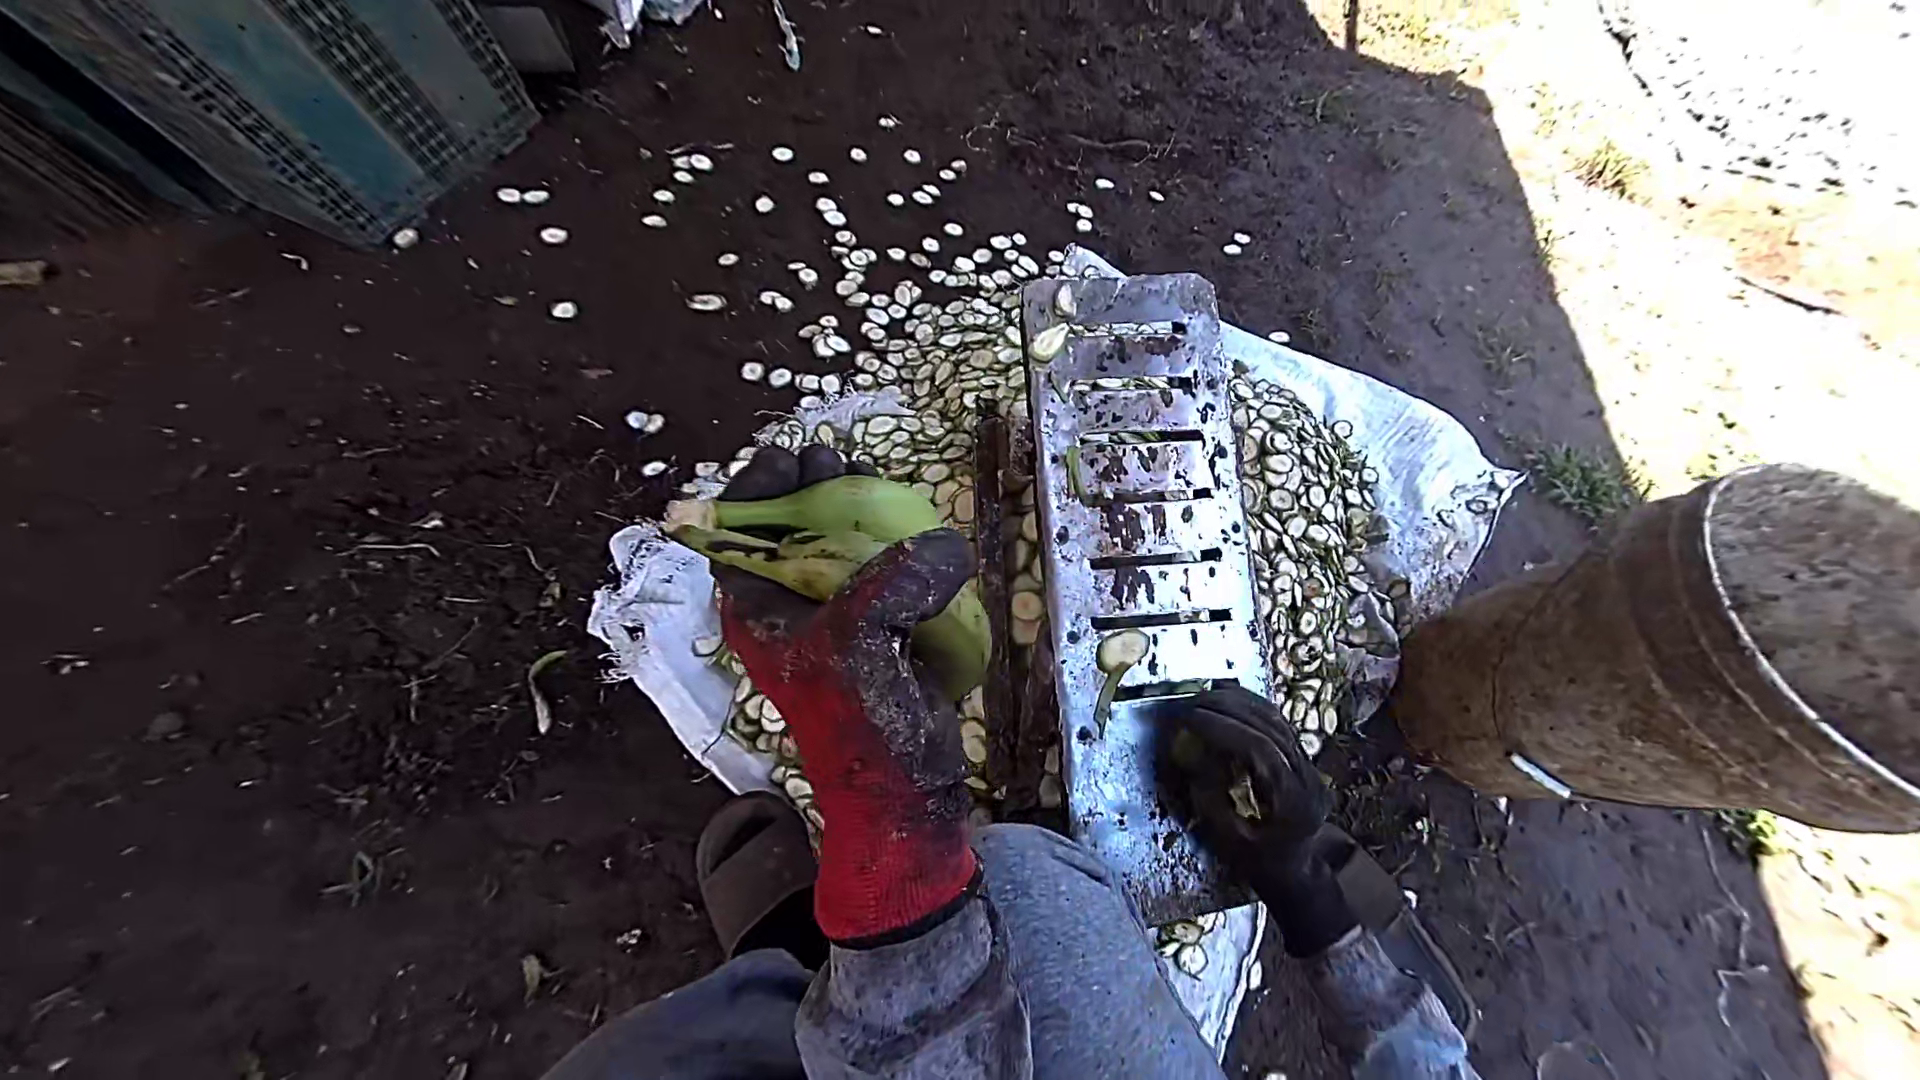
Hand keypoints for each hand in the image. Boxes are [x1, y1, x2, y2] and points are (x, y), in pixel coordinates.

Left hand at [714, 446, 979, 945]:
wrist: (903, 790)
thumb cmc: (861, 725)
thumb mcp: (859, 647)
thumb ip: (893, 584)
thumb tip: (946, 542)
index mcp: (762, 614)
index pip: (739, 537)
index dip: (756, 490)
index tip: (788, 455)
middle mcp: (791, 613)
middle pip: (788, 534)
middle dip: (807, 492)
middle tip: (831, 457)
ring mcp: (836, 621)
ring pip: (835, 549)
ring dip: (852, 513)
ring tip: (871, 481)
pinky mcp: (879, 630)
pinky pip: (879, 573)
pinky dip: (891, 546)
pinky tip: (914, 530)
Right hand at [1170, 686, 1357, 956]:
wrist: (1296, 873)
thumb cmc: (1259, 863)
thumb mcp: (1229, 841)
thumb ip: (1211, 799)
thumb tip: (1193, 757)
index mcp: (1293, 800)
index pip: (1258, 748)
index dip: (1221, 728)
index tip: (1188, 719)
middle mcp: (1306, 776)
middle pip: (1268, 726)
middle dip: (1225, 708)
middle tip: (1189, 702)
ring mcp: (1308, 764)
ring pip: (1275, 718)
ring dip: (1237, 701)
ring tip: (1203, 696)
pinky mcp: (1301, 757)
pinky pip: (1277, 721)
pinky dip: (1249, 705)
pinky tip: (1226, 699)